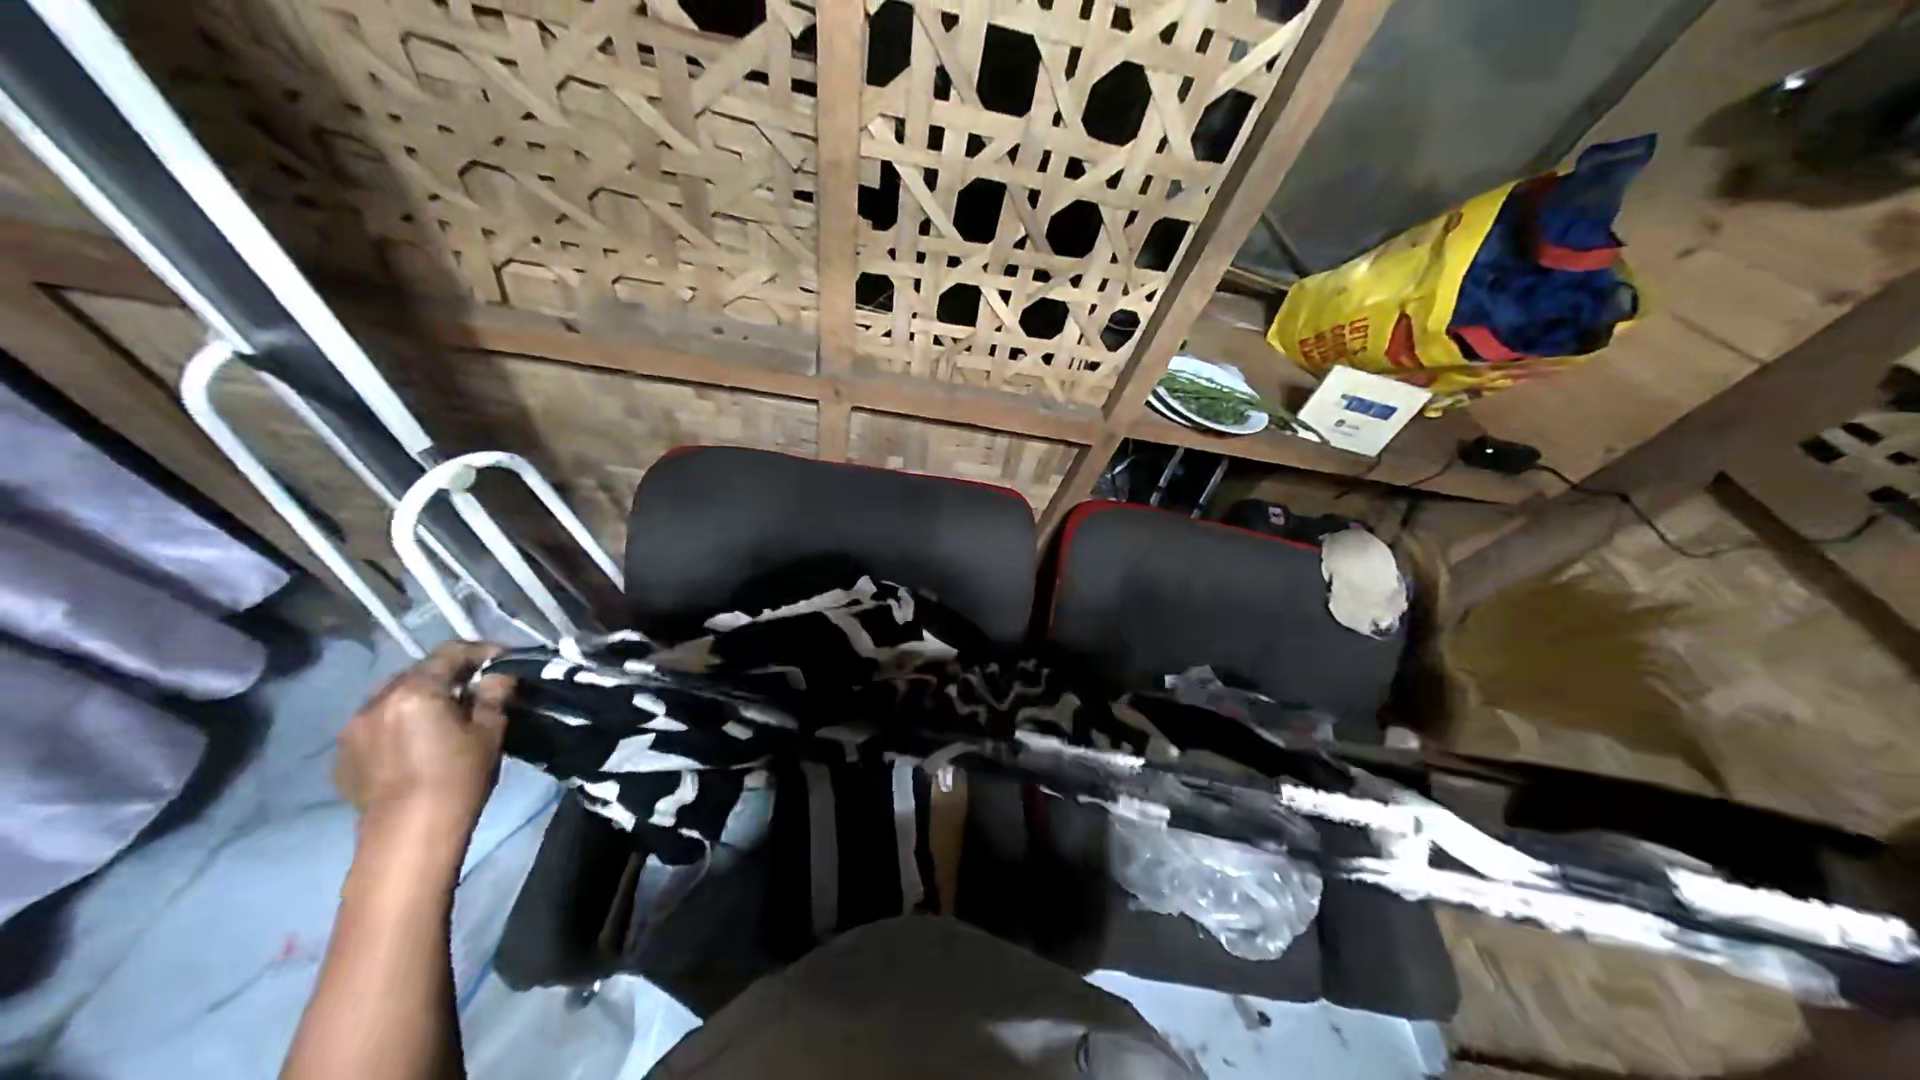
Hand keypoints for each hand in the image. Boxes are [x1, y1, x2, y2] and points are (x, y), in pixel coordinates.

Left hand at [335, 642, 514, 842]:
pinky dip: (398, 721)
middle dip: (447, 675)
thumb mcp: (489, 732)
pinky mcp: (343, 753)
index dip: (479, 651)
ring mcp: (353, 727)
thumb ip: (493, 695)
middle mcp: (376, 701)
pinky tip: (416, 741)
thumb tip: (497, 674)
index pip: (449, 653)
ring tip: (443, 715)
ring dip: (420, 697)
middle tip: (475, 689)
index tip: (501, 660)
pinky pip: (375, 723)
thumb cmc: (458, 778)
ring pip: (393, 696)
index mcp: (415, 691)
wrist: (409, 834)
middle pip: (417, 672)